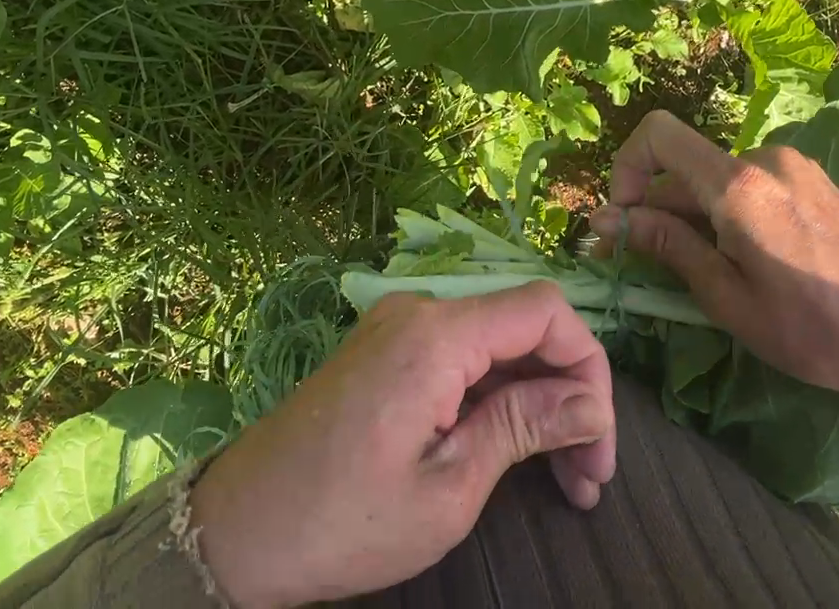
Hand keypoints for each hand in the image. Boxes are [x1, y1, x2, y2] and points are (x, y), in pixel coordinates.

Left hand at [190, 282, 615, 608]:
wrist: (240, 528)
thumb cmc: (345, 519)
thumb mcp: (449, 485)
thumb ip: (524, 426)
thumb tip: (590, 402)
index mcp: (435, 333)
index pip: (545, 310)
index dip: (587, 365)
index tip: (598, 441)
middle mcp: (419, 311)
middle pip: (523, 327)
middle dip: (567, 393)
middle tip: (588, 477)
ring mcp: (398, 328)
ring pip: (496, 346)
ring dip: (536, 402)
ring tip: (563, 479)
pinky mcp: (387, 351)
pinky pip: (461, 358)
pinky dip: (495, 398)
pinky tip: (512, 449)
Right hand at [589, 110, 838, 393]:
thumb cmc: (810, 328)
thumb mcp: (726, 297)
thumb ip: (665, 246)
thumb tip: (605, 219)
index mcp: (739, 186)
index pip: (657, 135)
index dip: (626, 168)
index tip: (625, 219)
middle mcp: (762, 158)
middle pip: (682, 169)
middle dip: (654, 211)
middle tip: (641, 264)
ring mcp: (788, 164)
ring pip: (711, 179)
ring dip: (690, 216)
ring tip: (703, 270)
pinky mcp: (806, 176)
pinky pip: (744, 183)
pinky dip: (722, 211)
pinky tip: (739, 255)